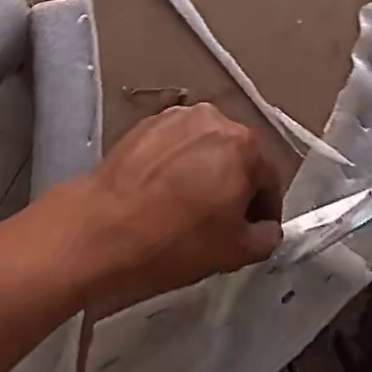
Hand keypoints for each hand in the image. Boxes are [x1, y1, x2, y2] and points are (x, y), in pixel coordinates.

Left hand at [58, 103, 285, 312]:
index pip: (268, 178)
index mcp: (244, 145)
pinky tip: (163, 196)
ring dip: (202, 173)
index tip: (255, 228)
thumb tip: (264, 229)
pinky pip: (171, 146)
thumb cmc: (170, 238)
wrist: (103, 229)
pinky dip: (173, 166)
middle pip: (235, 156)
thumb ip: (265, 236)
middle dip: (233, 186)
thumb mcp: (235, 251)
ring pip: (202, 148)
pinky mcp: (142, 126)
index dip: (264, 209)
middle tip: (222, 222)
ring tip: (187, 210)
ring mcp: (173, 120)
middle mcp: (211, 121)